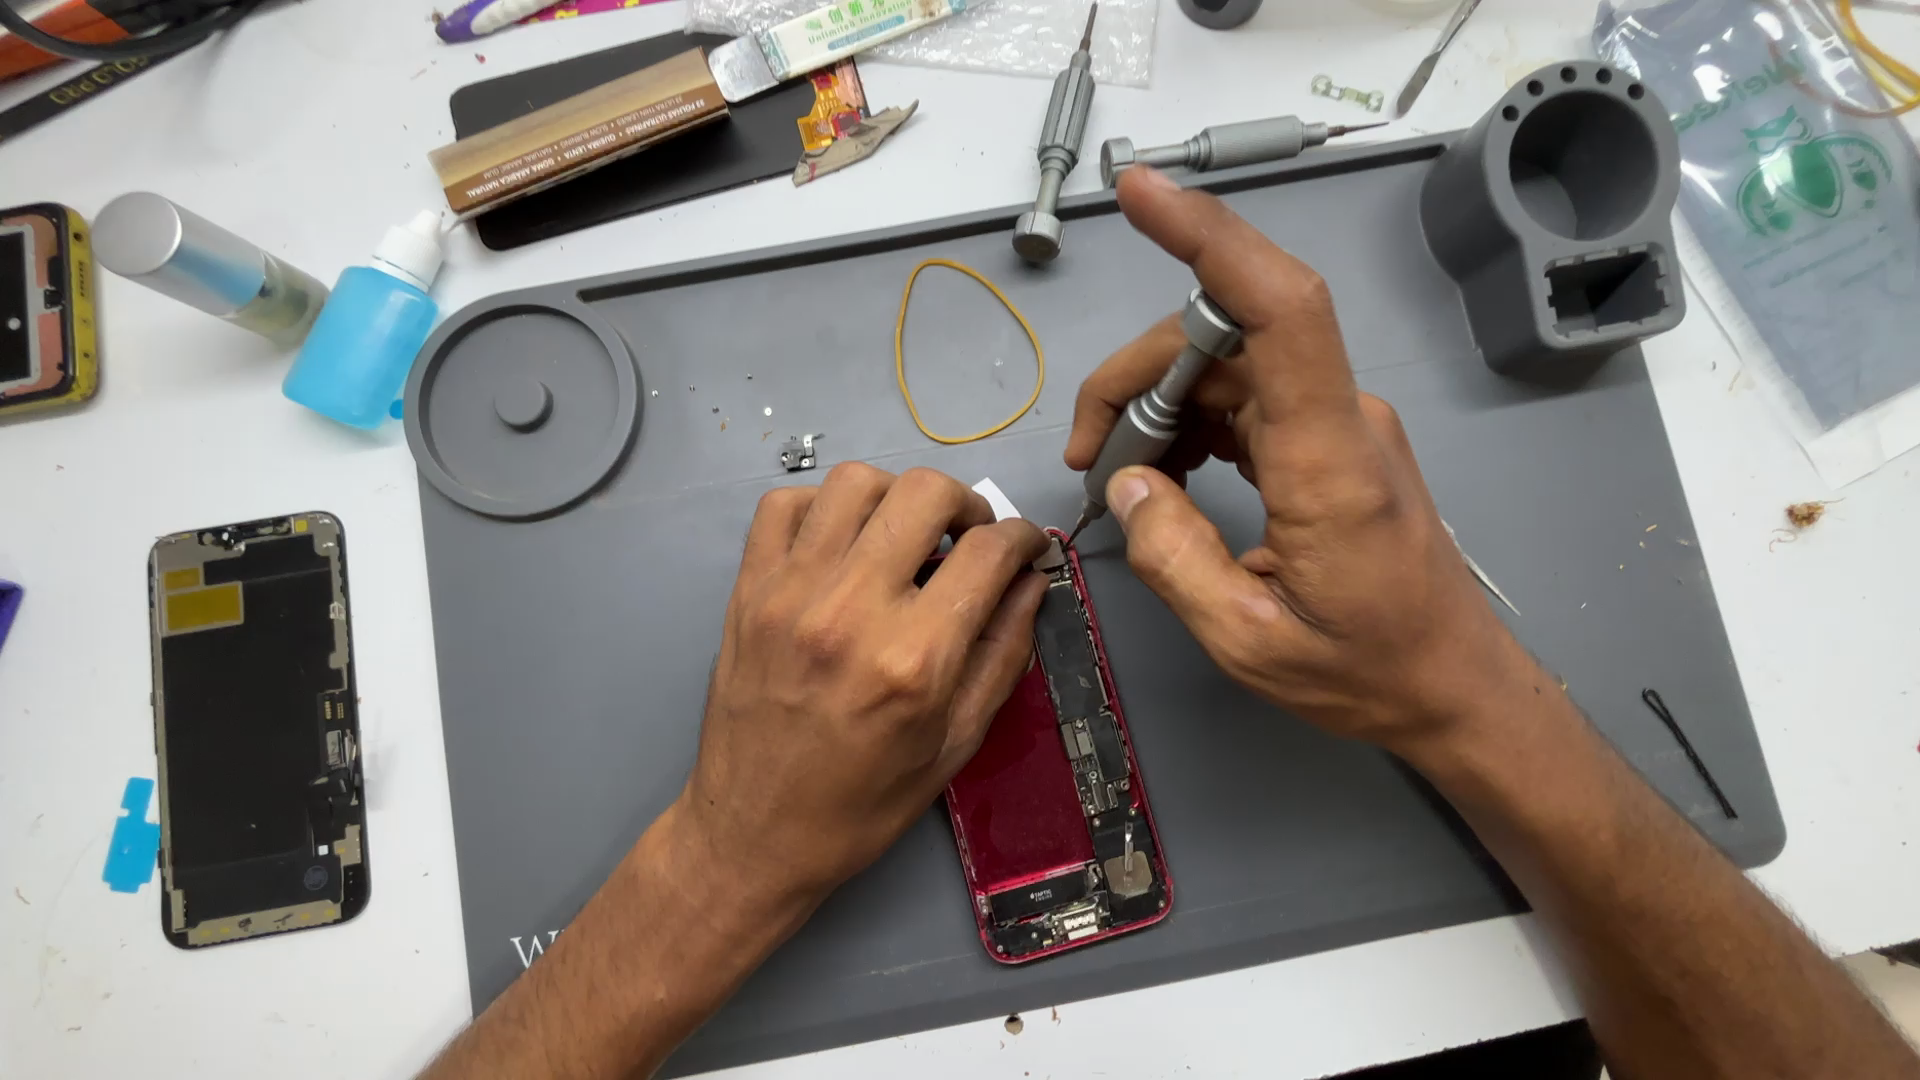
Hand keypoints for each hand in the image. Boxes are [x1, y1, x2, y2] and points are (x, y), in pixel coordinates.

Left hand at [679, 463, 1048, 905]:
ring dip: (896, 495)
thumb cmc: (864, 802)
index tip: (1027, 545)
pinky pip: (783, 503)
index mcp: (916, 658)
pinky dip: (822, 505)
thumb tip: (1031, 581)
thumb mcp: (957, 742)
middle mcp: (852, 609)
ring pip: (854, 481)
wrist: (754, 834)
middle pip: (925, 493)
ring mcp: (791, 592)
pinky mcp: (747, 590)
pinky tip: (842, 540)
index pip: (988, 552)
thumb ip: (1004, 652)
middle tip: (970, 536)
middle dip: (967, 502)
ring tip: (906, 534)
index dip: (1025, 537)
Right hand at [1066, 168, 1533, 750]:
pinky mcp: (1324, 438)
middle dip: (1133, 384)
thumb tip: (1126, 484)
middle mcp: (1336, 417)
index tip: (1142, 194)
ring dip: (1154, 408)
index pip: (1278, 309)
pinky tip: (1163, 473)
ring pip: (1221, 369)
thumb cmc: (1363, 671)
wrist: (1451, 686)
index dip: (1209, 237)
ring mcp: (1333, 422)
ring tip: (1115, 478)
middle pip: (1218, 342)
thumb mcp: (1244, 638)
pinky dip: (1186, 424)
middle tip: (1086, 462)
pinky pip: (1241, 401)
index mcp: (1327, 460)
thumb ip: (1173, 558)